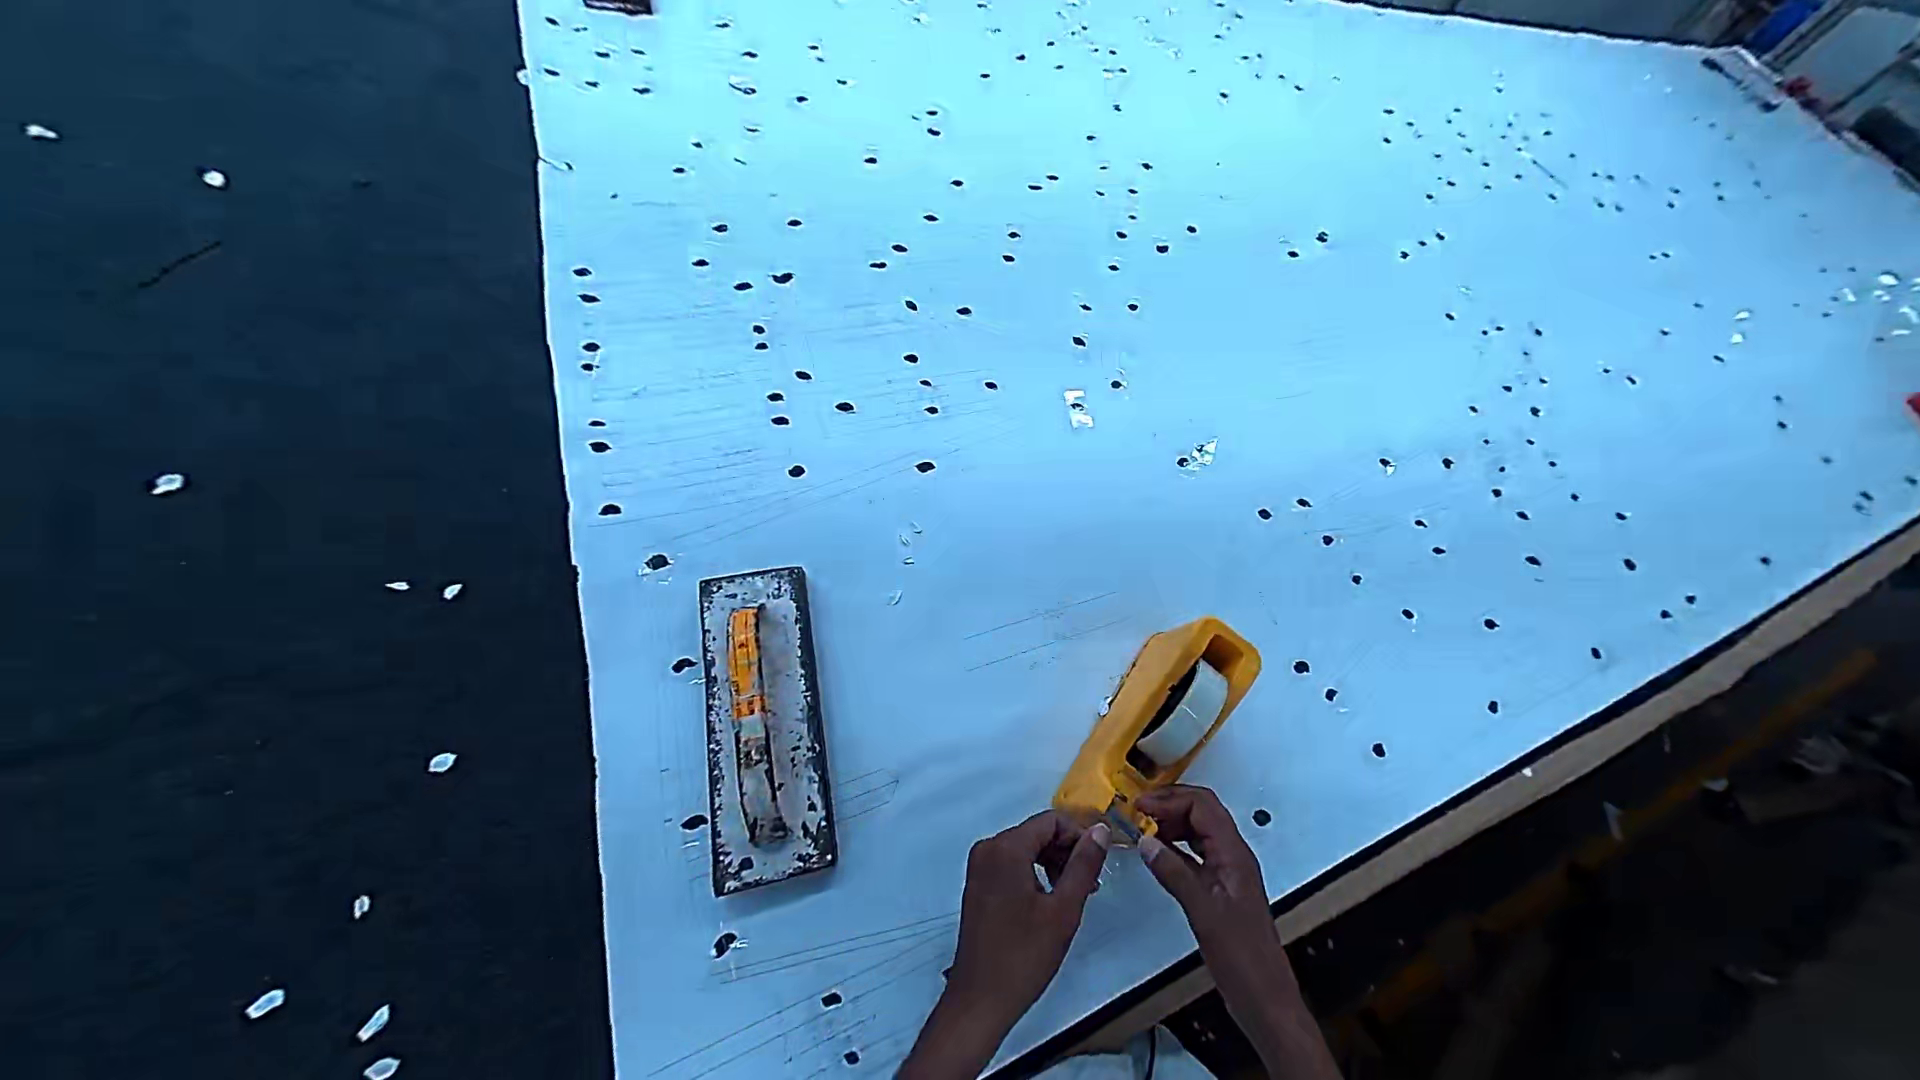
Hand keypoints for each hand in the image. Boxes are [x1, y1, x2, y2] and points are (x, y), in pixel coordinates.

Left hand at [899, 811, 1109, 1079]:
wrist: (980, 999)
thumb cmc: (1024, 955)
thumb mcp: (1063, 910)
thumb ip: (1083, 864)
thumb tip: (1100, 830)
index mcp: (1006, 848)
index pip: (1050, 821)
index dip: (1078, 836)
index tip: (1097, 864)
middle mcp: (988, 848)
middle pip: (1036, 833)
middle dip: (1066, 852)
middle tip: (1090, 885)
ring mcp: (979, 866)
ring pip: (1025, 848)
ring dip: (1052, 863)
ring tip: (1074, 895)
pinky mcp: (978, 883)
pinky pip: (1011, 864)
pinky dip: (1034, 873)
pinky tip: (1049, 901)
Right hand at [1134, 785, 1272, 956]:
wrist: (1264, 998)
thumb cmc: (1243, 958)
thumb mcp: (1203, 912)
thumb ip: (1173, 873)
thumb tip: (1146, 842)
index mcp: (1234, 854)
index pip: (1202, 805)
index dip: (1170, 799)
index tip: (1142, 805)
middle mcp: (1232, 856)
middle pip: (1202, 810)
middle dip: (1169, 804)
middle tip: (1139, 810)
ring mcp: (1227, 870)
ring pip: (1198, 829)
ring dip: (1171, 822)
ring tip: (1144, 828)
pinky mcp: (1219, 886)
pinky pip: (1194, 851)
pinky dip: (1174, 844)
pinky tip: (1157, 853)